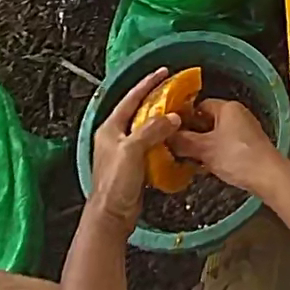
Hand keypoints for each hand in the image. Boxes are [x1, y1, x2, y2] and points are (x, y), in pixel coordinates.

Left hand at [90, 68, 181, 232]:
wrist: (112, 217)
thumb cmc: (115, 183)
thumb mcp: (132, 150)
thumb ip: (151, 130)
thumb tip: (172, 117)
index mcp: (110, 128)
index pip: (131, 98)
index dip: (147, 84)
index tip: (163, 72)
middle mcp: (116, 136)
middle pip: (139, 111)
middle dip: (156, 100)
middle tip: (174, 91)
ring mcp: (125, 150)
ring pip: (147, 128)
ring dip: (162, 120)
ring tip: (178, 112)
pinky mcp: (135, 164)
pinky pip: (152, 144)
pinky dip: (164, 139)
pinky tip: (175, 138)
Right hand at [171, 100, 288, 196]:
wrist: (268, 175)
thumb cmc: (236, 156)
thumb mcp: (205, 149)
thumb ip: (183, 142)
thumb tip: (166, 137)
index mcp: (227, 107)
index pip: (200, 105)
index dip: (184, 117)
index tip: (171, 130)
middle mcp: (237, 114)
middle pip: (208, 120)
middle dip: (192, 134)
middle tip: (176, 147)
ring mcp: (244, 129)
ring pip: (216, 134)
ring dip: (203, 146)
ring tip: (187, 159)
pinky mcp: (249, 145)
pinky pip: (226, 145)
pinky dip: (215, 153)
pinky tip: (205, 167)